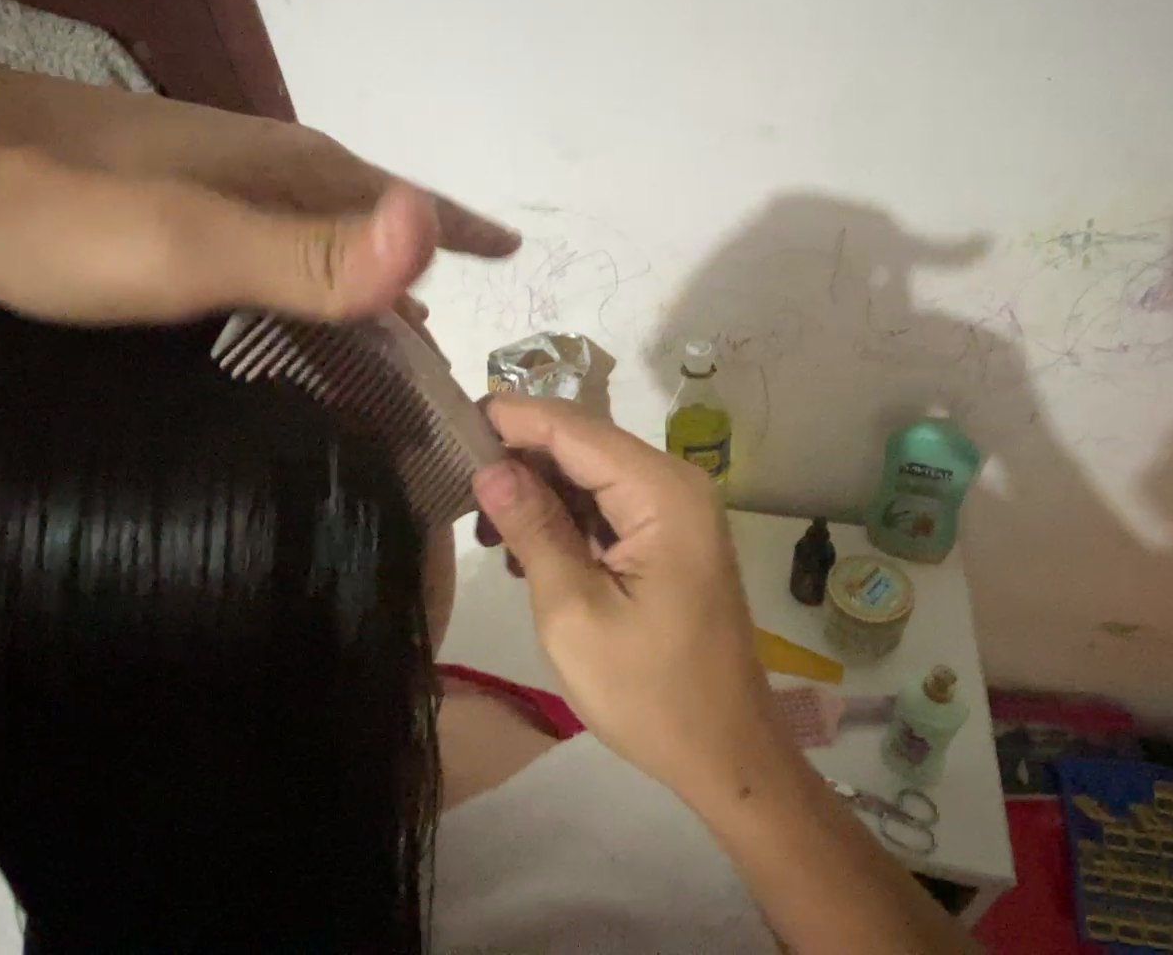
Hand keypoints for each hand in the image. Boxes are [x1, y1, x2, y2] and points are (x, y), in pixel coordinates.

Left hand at [0, 57, 519, 322]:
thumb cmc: (71, 213)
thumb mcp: (197, 245)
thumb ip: (310, 254)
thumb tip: (430, 232)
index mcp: (296, 171)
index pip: (406, 203)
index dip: (459, 232)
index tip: (510, 253)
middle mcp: (270, 167)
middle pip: (368, 224)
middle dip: (410, 277)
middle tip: (434, 348)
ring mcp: (221, 181)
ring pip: (320, 236)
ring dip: (357, 282)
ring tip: (380, 340)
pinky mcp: (179, 203)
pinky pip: (273, 245)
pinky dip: (304, 282)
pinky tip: (290, 309)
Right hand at [470, 397, 790, 805]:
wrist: (724, 752)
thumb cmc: (648, 692)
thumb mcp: (573, 612)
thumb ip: (534, 529)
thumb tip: (488, 466)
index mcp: (661, 493)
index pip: (573, 429)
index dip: (510, 418)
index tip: (448, 421)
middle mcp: (674, 485)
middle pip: (582, 444)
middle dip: (519, 457)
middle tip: (456, 484)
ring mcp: (675, 510)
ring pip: (589, 473)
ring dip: (536, 490)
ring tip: (484, 528)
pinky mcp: (667, 536)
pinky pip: (606, 505)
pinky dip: (563, 517)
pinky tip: (523, 547)